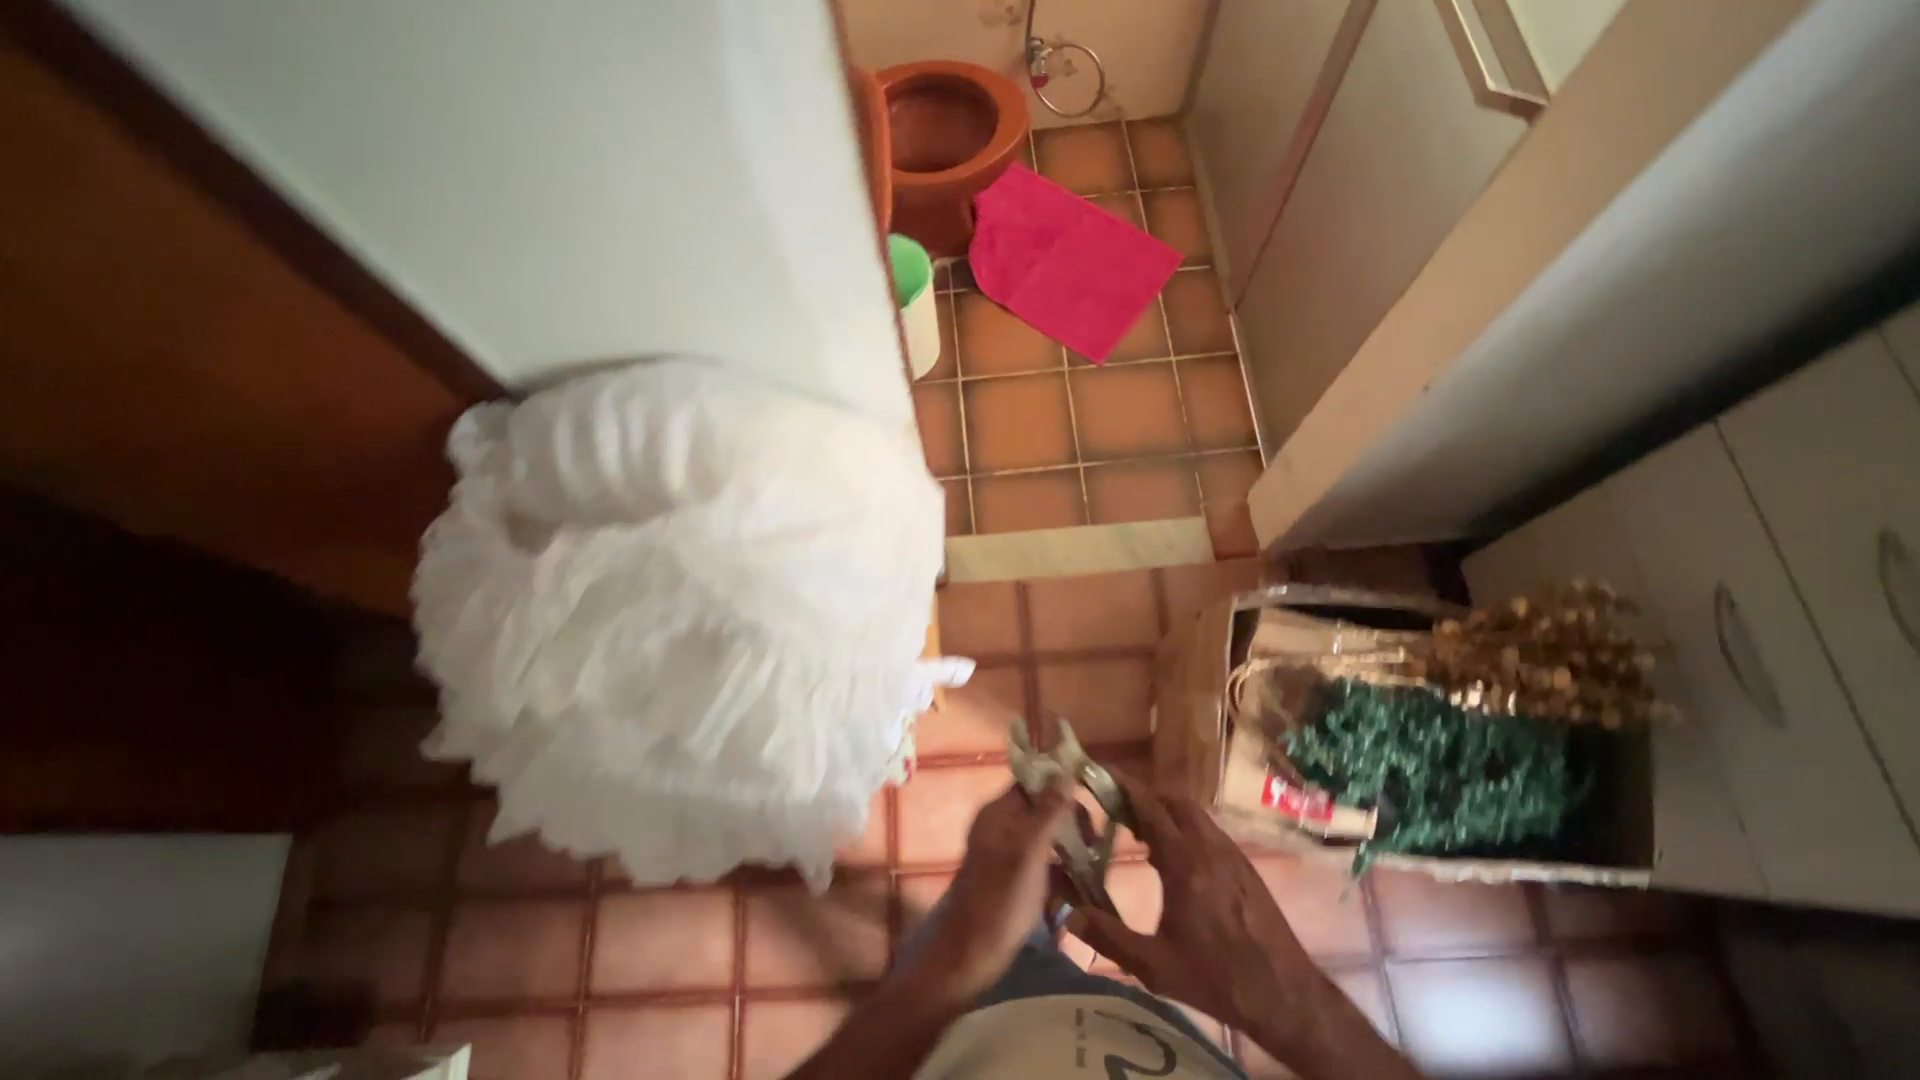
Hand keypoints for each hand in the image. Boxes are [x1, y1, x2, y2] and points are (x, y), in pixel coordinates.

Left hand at [904, 783, 1073, 1004]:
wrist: (970, 956)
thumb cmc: (999, 900)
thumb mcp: (1028, 851)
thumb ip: (1047, 811)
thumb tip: (1066, 770)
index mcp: (998, 812)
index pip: (1033, 781)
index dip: (1062, 784)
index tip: (1093, 798)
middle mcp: (1002, 827)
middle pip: (1044, 809)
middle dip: (1072, 821)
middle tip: (1094, 843)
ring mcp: (1008, 855)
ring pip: (1048, 838)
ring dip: (1072, 848)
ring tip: (1094, 867)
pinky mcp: (1015, 881)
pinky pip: (1045, 865)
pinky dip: (1063, 872)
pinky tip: (1081, 889)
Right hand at [1067, 776, 1326, 1039]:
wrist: (1285, 995)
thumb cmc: (1216, 979)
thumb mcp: (1153, 966)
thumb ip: (1107, 937)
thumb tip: (1067, 913)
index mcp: (1184, 863)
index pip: (1149, 806)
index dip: (1122, 786)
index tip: (1098, 775)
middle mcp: (1209, 848)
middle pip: (1173, 801)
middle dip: (1143, 797)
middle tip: (1116, 810)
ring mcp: (1232, 855)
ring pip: (1195, 815)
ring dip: (1166, 813)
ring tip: (1140, 834)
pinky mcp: (1246, 868)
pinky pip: (1210, 832)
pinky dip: (1186, 829)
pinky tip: (1175, 859)